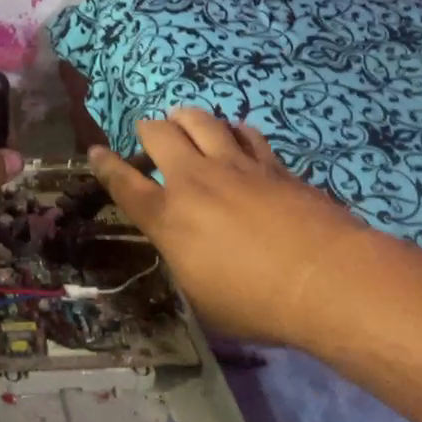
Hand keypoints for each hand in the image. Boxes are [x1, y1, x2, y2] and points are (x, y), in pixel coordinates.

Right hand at [88, 108, 370, 344]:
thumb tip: (182, 253)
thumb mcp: (201, 298)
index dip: (105, 165)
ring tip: (184, 120)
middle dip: (148, 129)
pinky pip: (245, 132)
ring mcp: (235, 166)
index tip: (95, 152)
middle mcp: (194, 180)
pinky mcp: (272, 164)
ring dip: (186, 118)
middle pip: (159, 134)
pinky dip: (234, 131)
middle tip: (150, 135)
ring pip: (200, 120)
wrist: (326, 279)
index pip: (124, 183)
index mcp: (168, 217)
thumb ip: (183, 265)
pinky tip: (236, 136)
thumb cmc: (256, 303)